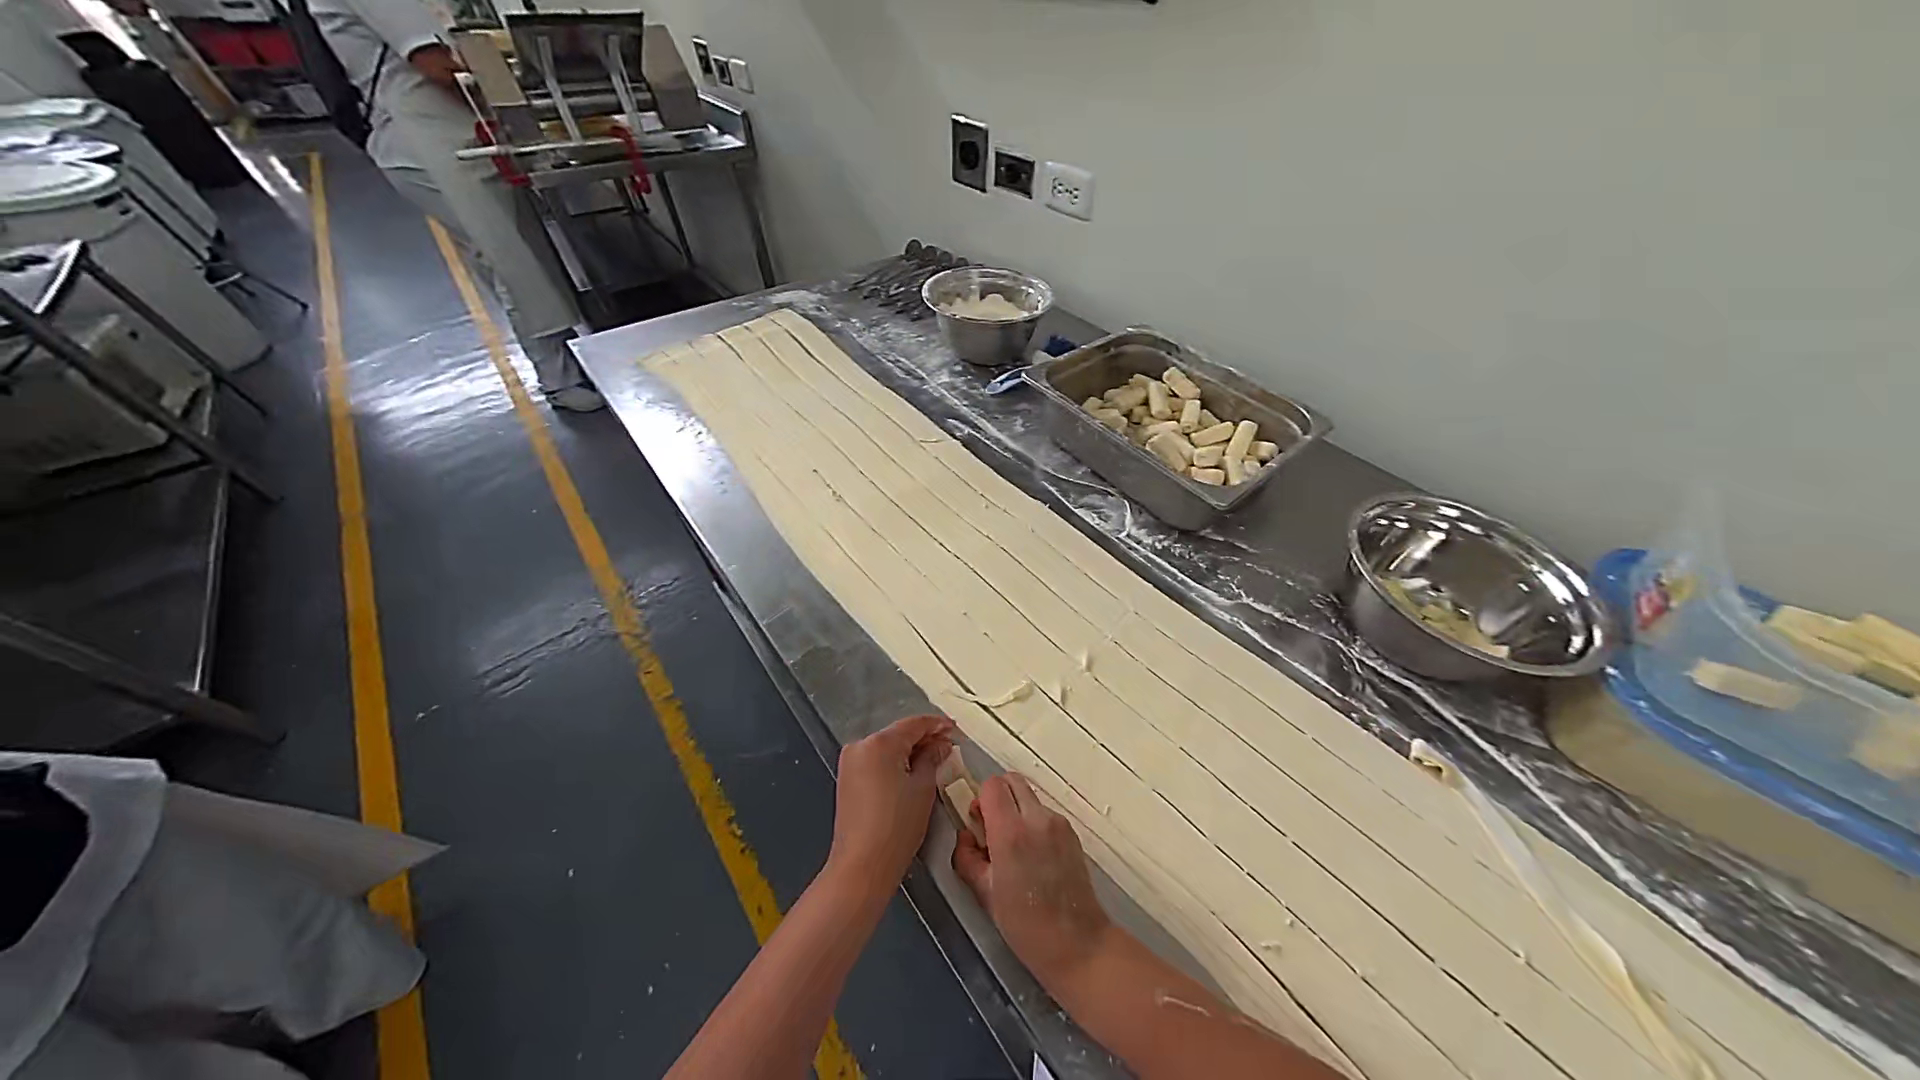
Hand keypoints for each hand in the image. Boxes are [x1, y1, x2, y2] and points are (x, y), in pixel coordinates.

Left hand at [825, 714, 955, 895]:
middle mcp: (860, 746)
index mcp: (879, 744)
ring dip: (909, 751)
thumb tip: (940, 745)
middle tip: (948, 745)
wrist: (862, 865)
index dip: (937, 725)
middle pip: (898, 734)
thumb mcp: (923, 788)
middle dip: (923, 738)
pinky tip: (911, 771)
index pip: (914, 724)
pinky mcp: (847, 778)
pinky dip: (894, 762)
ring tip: (934, 759)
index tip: (953, 728)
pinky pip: (875, 760)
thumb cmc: (896, 827)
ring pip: (886, 747)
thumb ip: (932, 758)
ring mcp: (850, 762)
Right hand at [952, 773, 1113, 989]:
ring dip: (1016, 809)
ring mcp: (1058, 824)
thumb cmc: (1025, 926)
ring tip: (1014, 848)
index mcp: (1011, 832)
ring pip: (1029, 796)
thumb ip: (967, 857)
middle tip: (992, 829)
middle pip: (1011, 780)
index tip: (978, 824)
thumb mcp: (984, 894)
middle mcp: (1037, 819)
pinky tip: (1034, 856)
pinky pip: (1044, 813)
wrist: (1078, 945)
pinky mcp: (1071, 833)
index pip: (991, 785)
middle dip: (997, 796)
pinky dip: (1033, 822)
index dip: (979, 800)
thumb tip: (966, 836)